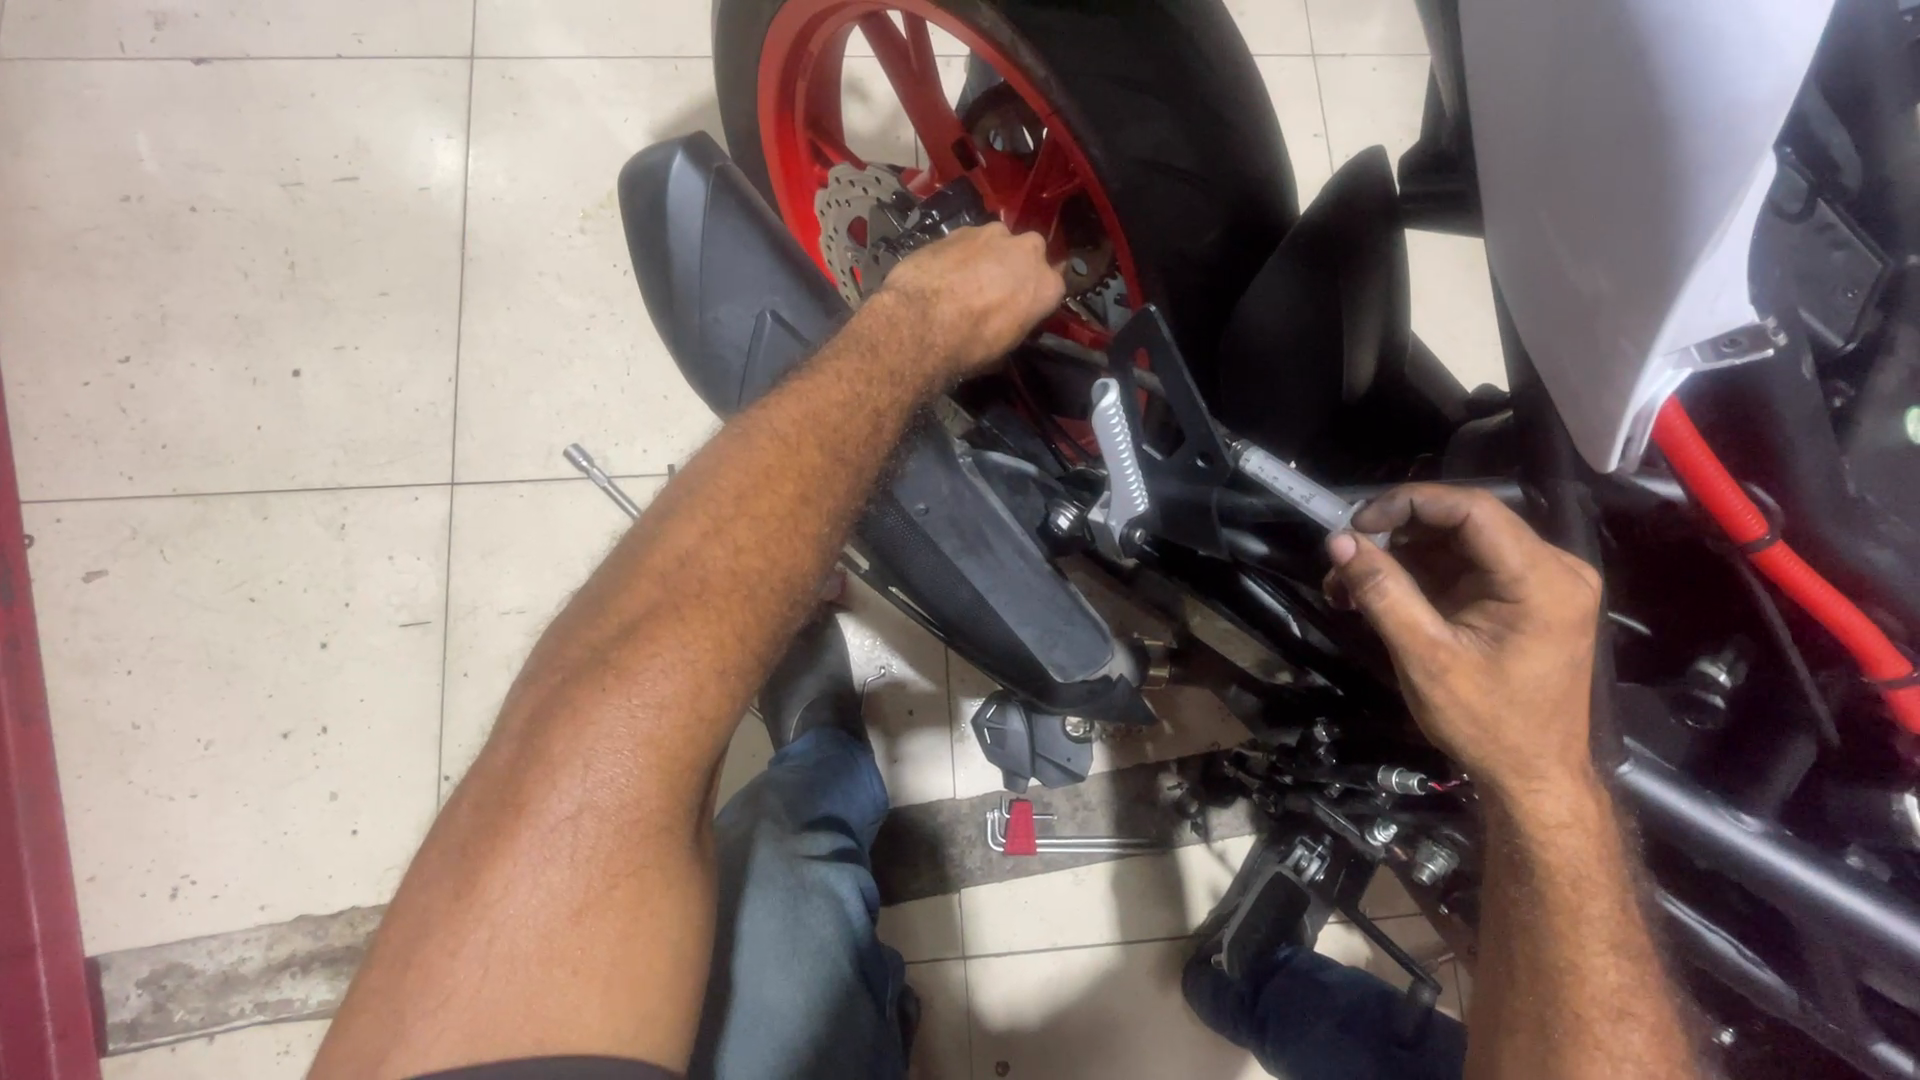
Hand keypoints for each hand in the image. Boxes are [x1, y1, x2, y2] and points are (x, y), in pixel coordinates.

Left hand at [877, 221, 1065, 383]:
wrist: (920, 323)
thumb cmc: (970, 345)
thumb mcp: (1003, 350)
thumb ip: (1015, 328)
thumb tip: (1006, 329)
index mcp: (1047, 285)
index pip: (1051, 287)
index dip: (1034, 299)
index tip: (1020, 310)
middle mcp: (1028, 250)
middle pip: (1028, 255)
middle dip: (1014, 269)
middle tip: (993, 292)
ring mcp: (993, 233)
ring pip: (997, 243)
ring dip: (987, 258)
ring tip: (964, 282)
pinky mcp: (960, 228)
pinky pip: (967, 241)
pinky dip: (960, 254)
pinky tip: (943, 273)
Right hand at [1322, 484, 1603, 805]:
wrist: (1532, 775)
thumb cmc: (1486, 722)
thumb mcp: (1424, 656)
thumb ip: (1382, 592)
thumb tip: (1339, 540)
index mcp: (1542, 579)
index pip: (1472, 509)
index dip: (1408, 503)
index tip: (1356, 524)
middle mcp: (1551, 568)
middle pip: (1461, 523)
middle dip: (1394, 536)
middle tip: (1343, 560)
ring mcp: (1538, 583)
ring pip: (1454, 544)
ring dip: (1398, 558)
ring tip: (1347, 586)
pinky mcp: (1520, 599)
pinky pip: (1461, 568)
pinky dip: (1416, 576)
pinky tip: (1375, 596)